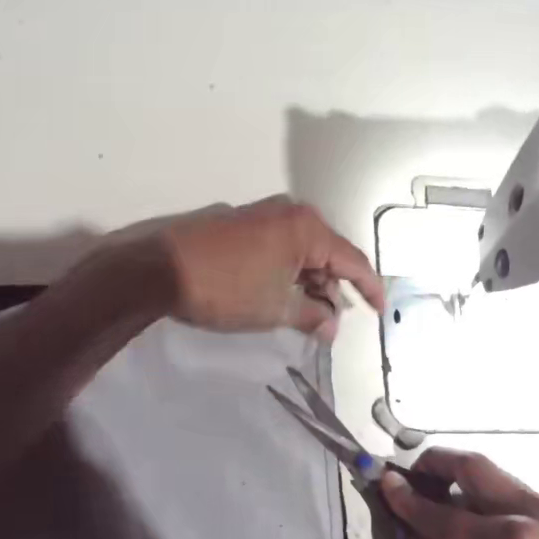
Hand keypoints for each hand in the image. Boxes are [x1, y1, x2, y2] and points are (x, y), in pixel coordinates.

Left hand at [144, 196, 383, 341]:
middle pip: (326, 254)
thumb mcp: (275, 308)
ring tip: (304, 316)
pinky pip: (278, 248)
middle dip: (332, 290)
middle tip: (329, 324)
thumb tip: (332, 325)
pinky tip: (279, 296)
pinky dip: (286, 273)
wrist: (159, 269)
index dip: (369, 288)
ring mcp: (261, 215)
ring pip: (301, 252)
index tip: (379, 311)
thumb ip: (312, 315)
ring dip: (307, 283)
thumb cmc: (227, 289)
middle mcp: (289, 213)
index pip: (352, 260)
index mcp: (306, 228)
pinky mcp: (239, 224)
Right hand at [379, 449, 538, 538]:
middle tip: (414, 473)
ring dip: (467, 484)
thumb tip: (415, 534)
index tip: (384, 481)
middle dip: (437, 463)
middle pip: (476, 468)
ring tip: (446, 505)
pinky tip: (489, 531)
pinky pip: (524, 501)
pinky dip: (496, 504)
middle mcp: (536, 514)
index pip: (443, 515)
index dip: (408, 500)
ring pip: (501, 481)